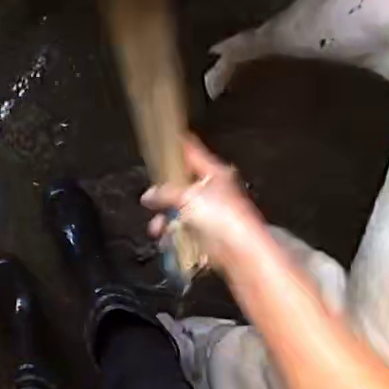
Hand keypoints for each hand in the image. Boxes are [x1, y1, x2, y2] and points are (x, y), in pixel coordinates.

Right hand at [140, 135, 270, 265]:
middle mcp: (212, 189)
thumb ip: (164, 193)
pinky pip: (182, 228)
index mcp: (214, 173)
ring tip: (157, 226)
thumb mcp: (186, 196)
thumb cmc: (221, 216)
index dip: (177, 145)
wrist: (240, 249)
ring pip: (178, 209)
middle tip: (150, 193)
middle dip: (163, 191)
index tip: (163, 139)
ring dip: (165, 217)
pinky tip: (164, 237)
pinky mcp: (206, 232)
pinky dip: (171, 232)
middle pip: (181, 183)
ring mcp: (209, 212)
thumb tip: (148, 195)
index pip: (191, 152)